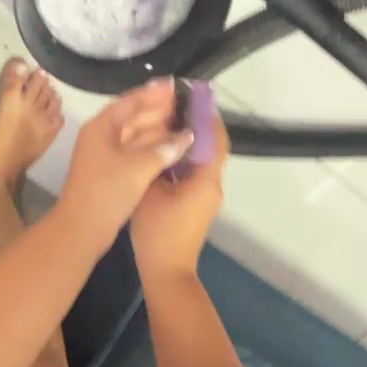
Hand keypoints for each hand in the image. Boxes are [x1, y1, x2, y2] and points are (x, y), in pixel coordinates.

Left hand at [54, 79, 193, 242]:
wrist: (82, 228)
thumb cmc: (107, 191)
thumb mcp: (138, 167)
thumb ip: (164, 148)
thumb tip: (187, 135)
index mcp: (101, 127)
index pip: (129, 102)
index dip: (153, 93)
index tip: (175, 85)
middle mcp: (102, 136)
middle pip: (133, 116)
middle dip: (158, 109)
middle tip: (185, 102)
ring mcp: (106, 154)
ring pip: (136, 135)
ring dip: (158, 128)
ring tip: (185, 120)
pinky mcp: (112, 171)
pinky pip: (136, 151)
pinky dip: (153, 147)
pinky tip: (174, 146)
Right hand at [130, 104, 227, 280]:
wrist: (166, 271)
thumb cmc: (158, 231)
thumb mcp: (150, 191)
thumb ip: (157, 163)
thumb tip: (161, 140)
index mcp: (206, 180)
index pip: (215, 139)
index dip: (207, 116)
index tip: (194, 96)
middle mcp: (212, 186)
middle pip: (212, 147)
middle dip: (199, 125)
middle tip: (177, 105)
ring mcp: (206, 197)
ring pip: (203, 160)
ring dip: (191, 141)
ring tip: (167, 122)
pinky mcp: (197, 205)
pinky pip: (195, 173)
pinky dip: (185, 158)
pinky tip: (163, 150)